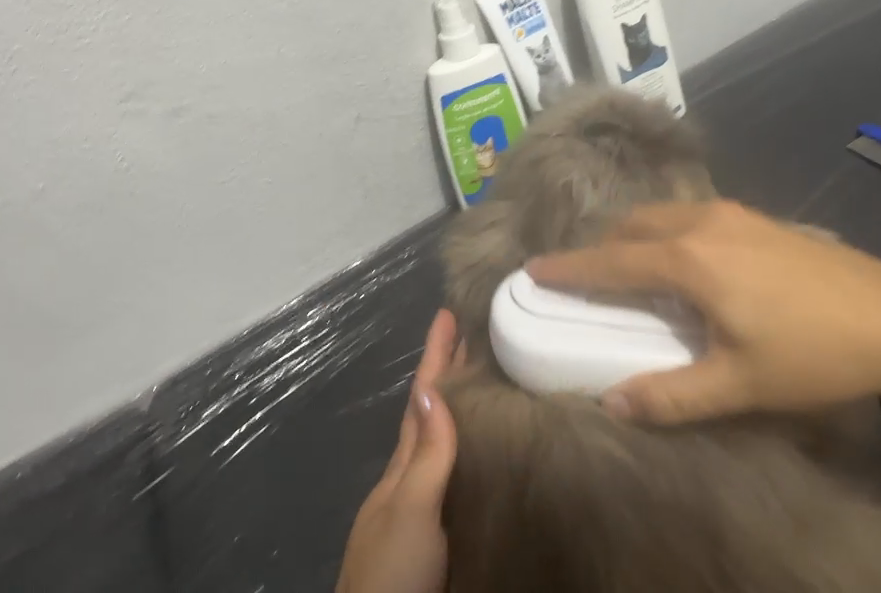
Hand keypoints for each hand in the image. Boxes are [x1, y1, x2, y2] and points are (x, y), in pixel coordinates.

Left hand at [336, 309, 460, 592]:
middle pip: (433, 413)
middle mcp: (413, 478)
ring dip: (461, 405)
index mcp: (404, 466)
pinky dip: (470, 448)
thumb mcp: (410, 510)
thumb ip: (426, 455)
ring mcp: (425, 505)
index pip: (422, 400)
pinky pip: (458, 474)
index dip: (435, 357)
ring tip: (487, 375)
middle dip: (450, 371)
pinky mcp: (443, 533)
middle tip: (474, 331)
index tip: (448, 313)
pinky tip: (488, 449)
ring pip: (445, 442)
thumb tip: (434, 388)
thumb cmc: (392, 571)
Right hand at [526, 201, 880, 424]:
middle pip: (630, 227)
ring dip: (631, 237)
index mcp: (689, 260)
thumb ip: (670, 394)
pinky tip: (678, 262)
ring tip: (624, 271)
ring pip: (659, 215)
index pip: (611, 261)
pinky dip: (661, 233)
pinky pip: (686, 215)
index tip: (532, 270)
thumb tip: (609, 401)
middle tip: (580, 280)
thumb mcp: (740, 384)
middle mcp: (701, 223)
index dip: (568, 267)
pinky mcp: (753, 215)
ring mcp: (730, 213)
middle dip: (598, 248)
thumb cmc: (813, 353)